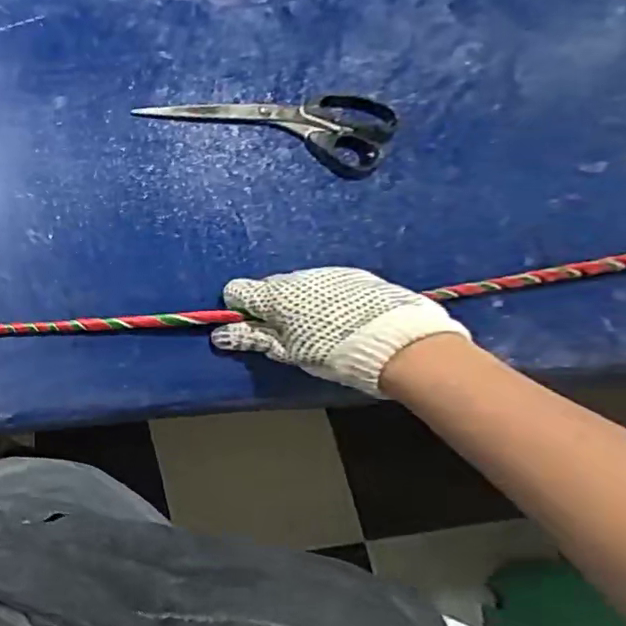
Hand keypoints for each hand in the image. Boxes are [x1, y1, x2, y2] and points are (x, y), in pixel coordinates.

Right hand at [210, 267, 470, 396]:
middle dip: (273, 305)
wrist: (406, 346)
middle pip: (270, 286)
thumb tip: (220, 334)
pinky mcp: (361, 277)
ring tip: (321, 325)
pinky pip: (330, 285)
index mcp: (275, 295)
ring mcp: (332, 274)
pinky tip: (344, 317)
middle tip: (288, 331)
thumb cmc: (334, 351)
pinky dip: (328, 298)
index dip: (241, 310)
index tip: (253, 328)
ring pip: (301, 285)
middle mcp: (299, 277)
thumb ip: (252, 338)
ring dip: (302, 301)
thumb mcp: (288, 351)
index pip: (237, 291)